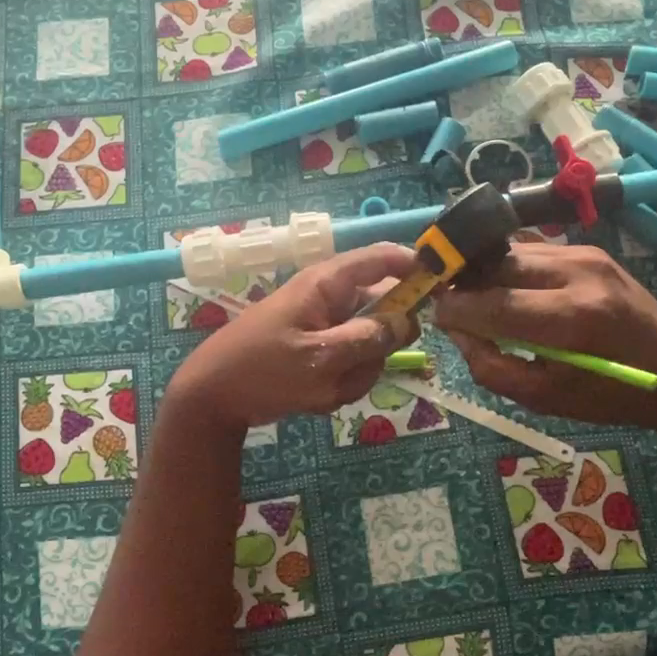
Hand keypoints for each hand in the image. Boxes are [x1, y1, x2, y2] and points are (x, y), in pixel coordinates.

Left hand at [168, 243, 420, 432]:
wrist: (214, 398)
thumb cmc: (262, 370)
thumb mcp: (319, 358)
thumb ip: (367, 339)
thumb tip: (408, 322)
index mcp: (327, 283)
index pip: (381, 258)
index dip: (415, 264)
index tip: (442, 285)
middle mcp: (330, 300)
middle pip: (383, 313)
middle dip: (376, 347)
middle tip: (355, 367)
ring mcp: (326, 329)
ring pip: (370, 348)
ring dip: (355, 373)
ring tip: (323, 388)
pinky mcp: (321, 354)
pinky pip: (351, 367)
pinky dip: (339, 386)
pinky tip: (313, 397)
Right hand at [433, 244, 656, 436]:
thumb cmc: (607, 395)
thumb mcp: (542, 397)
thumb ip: (490, 365)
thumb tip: (455, 329)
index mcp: (571, 319)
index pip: (492, 303)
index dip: (455, 308)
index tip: (435, 315)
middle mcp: (579, 274)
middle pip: (498, 267)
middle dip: (467, 285)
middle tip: (452, 307)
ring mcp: (587, 255)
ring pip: (513, 253)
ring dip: (488, 275)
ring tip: (478, 300)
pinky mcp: (591, 250)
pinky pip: (534, 252)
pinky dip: (512, 270)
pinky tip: (509, 291)